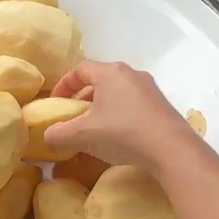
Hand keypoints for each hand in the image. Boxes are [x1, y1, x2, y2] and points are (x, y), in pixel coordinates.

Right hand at [42, 61, 200, 173]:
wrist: (170, 149)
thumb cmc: (121, 132)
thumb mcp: (81, 135)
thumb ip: (58, 134)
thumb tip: (47, 136)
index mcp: (111, 73)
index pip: (80, 69)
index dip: (63, 85)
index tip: (55, 103)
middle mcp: (131, 75)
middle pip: (99, 82)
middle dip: (81, 100)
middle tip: (72, 118)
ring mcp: (149, 90)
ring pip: (116, 96)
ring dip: (99, 111)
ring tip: (91, 132)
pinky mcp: (160, 107)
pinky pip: (131, 107)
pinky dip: (117, 119)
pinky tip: (114, 141)